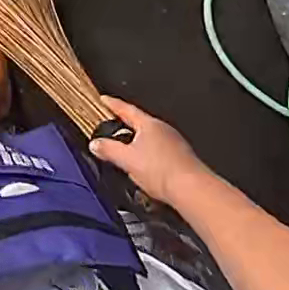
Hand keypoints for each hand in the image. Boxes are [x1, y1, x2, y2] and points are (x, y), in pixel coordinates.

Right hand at [89, 96, 212, 207]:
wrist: (192, 190)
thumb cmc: (165, 171)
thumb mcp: (127, 160)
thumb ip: (109, 150)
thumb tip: (96, 144)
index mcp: (149, 124)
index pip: (126, 109)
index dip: (113, 104)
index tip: (105, 100)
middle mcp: (164, 130)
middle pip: (139, 124)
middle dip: (125, 126)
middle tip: (111, 128)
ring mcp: (174, 144)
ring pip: (150, 139)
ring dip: (137, 144)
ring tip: (127, 156)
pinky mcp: (180, 159)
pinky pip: (159, 153)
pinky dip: (149, 158)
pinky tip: (146, 171)